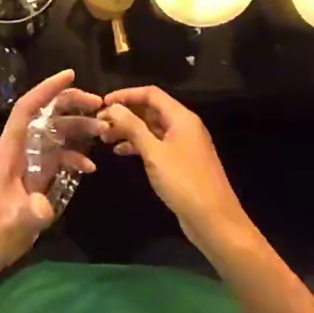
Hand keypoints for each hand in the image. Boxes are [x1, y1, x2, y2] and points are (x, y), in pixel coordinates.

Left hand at [0, 70, 100, 292]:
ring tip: (103, 132)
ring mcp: (24, 169)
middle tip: (100, 106)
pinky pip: (55, 162)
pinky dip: (73, 159)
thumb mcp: (10, 225)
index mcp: (8, 154)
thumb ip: (31, 212)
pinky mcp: (30, 186)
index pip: (26, 110)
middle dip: (71, 106)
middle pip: (45, 118)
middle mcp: (17, 154)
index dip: (46, 89)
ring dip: (77, 131)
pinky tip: (89, 168)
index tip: (70, 74)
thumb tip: (46, 204)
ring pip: (53, 138)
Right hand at [96, 86, 252, 249]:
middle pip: (151, 109)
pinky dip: (139, 145)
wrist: (213, 218)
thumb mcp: (154, 153)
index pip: (151, 94)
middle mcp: (184, 126)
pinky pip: (157, 144)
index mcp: (181, 117)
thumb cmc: (183, 182)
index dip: (126, 94)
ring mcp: (183, 144)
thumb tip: (114, 107)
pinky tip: (121, 152)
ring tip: (105, 138)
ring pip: (152, 128)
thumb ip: (133, 127)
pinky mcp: (181, 161)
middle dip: (126, 113)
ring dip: (130, 130)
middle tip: (100, 124)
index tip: (103, 104)